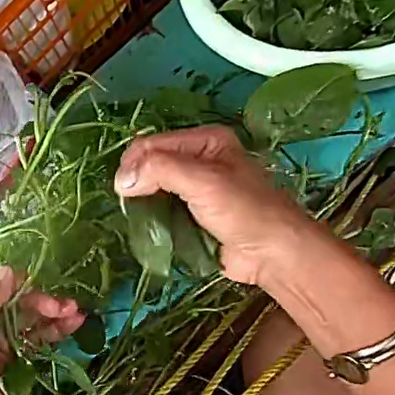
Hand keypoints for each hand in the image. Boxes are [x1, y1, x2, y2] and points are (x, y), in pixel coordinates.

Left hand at [0, 267, 84, 394]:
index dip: (13, 277)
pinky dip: (57, 330)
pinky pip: (40, 338)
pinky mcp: (21, 359)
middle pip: (16, 301)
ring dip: (53, 312)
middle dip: (40, 299)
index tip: (38, 274)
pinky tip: (74, 323)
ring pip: (32, 318)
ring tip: (75, 312)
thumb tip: (6, 269)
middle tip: (61, 305)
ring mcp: (4, 342)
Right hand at [114, 125, 320, 285]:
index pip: (151, 144)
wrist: (273, 253)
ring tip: (137, 217)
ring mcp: (194, 187)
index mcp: (204, 140)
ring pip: (151, 188)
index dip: (133, 164)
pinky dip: (149, 217)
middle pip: (148, 164)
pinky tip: (147, 226)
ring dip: (140, 202)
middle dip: (135, 182)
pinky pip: (159, 209)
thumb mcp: (202, 182)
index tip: (125, 190)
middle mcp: (198, 159)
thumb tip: (121, 181)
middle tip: (130, 204)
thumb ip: (160, 171)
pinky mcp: (190, 213)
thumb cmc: (244, 212)